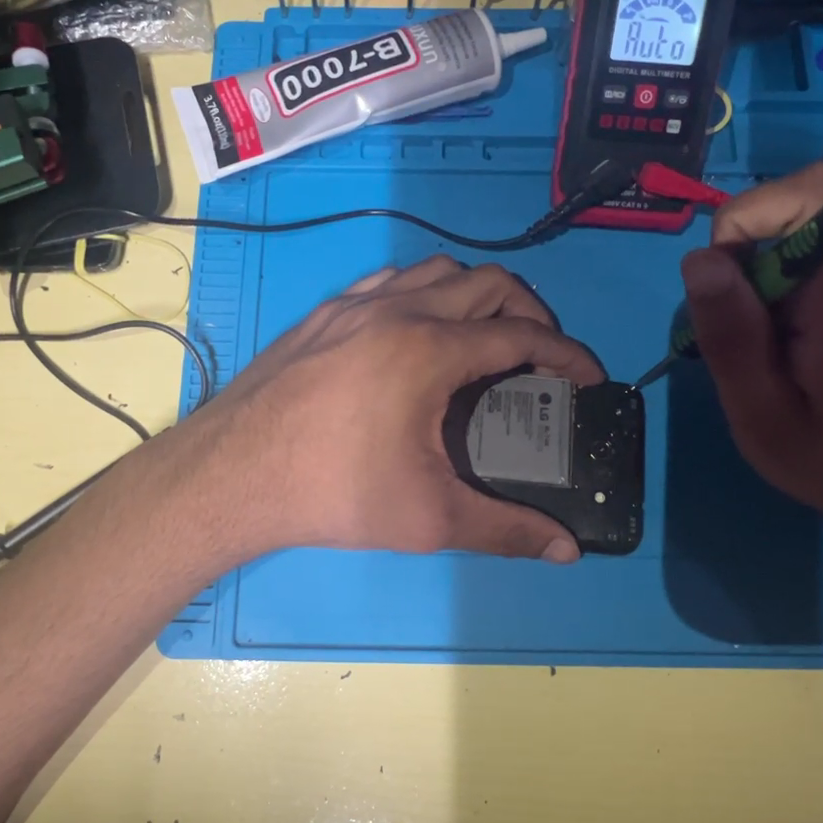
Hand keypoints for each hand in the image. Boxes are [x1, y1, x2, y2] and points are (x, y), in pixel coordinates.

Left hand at [173, 256, 604, 563]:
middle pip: (488, 283)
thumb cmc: (334, 493)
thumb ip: (505, 530)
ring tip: (486, 337)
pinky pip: (390, 281)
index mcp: (431, 350)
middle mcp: (398, 310)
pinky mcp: (322, 314)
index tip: (591, 376)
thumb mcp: (428, 518)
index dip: (568, 354)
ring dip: (476, 294)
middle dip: (531, 310)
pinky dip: (423, 293)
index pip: (523, 335)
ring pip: (436, 270)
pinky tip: (417, 332)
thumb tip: (567, 552)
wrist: (232, 476)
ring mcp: (353, 305)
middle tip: (543, 353)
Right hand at [682, 164, 822, 547]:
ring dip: (763, 291)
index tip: (723, 285)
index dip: (748, 219)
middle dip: (744, 268)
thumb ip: (731, 335)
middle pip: (793, 219)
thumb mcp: (763, 412)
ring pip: (801, 247)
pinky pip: (820, 270)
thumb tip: (698, 258)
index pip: (805, 192)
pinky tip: (793, 359)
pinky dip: (788, 301)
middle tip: (739, 340)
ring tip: (766, 360)